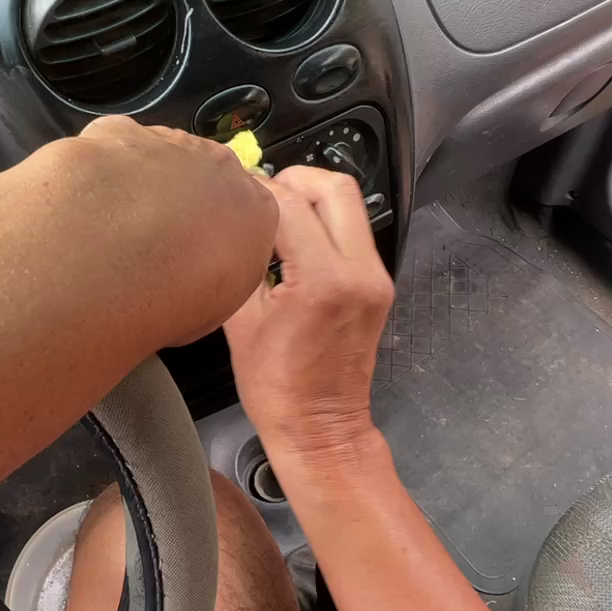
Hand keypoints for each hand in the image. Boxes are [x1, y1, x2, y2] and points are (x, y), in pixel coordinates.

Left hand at [29, 116, 277, 346]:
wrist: (122, 257)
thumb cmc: (180, 293)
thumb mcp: (214, 307)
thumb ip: (214, 280)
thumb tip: (190, 285)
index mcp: (257, 210)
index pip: (246, 215)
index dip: (216, 234)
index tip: (195, 256)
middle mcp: (220, 166)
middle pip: (205, 177)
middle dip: (180, 203)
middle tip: (151, 243)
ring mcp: (171, 142)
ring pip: (159, 157)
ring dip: (140, 185)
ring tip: (111, 229)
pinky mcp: (120, 130)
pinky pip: (112, 145)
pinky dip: (99, 168)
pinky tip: (87, 201)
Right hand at [223, 167, 395, 483]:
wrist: (323, 431)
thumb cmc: (277, 388)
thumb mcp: (241, 322)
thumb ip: (242, 261)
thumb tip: (237, 221)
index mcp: (324, 282)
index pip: (290, 204)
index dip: (256, 191)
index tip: (233, 193)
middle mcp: (360, 272)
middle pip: (336, 187)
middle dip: (294, 179)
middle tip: (261, 195)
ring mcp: (376, 278)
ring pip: (350, 205)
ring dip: (311, 199)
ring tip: (274, 217)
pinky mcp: (378, 286)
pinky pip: (352, 232)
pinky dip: (323, 223)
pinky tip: (293, 241)